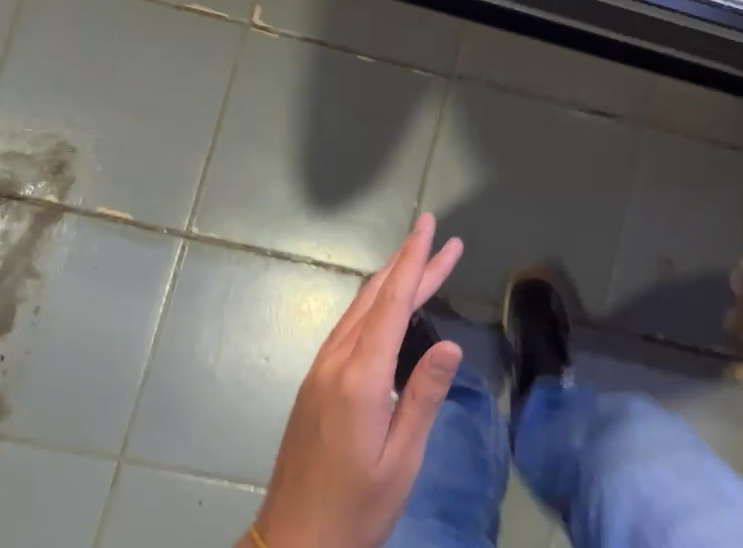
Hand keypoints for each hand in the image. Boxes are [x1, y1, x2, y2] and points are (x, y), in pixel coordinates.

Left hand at [250, 214, 465, 547]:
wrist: (292, 540)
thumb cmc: (356, 507)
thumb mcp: (401, 460)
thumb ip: (424, 397)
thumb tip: (450, 345)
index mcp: (360, 377)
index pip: (392, 303)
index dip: (414, 261)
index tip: (430, 226)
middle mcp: (336, 362)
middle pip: (376, 298)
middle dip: (408, 262)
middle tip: (438, 235)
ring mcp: (320, 371)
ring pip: (359, 310)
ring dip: (391, 280)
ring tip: (419, 260)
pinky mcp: (315, 384)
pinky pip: (348, 327)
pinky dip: (374, 305)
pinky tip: (386, 308)